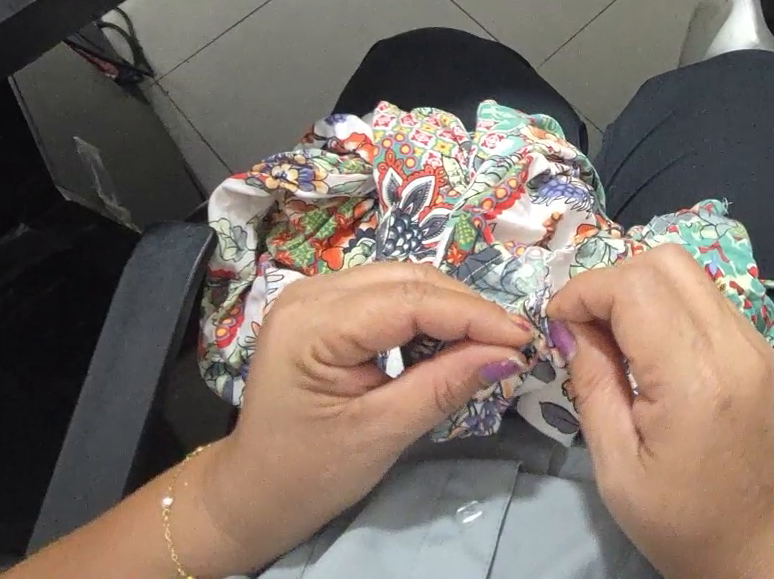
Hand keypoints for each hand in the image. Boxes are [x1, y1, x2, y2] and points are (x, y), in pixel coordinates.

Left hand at [194, 262, 534, 567]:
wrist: (250, 492)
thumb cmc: (308, 473)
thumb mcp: (381, 433)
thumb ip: (445, 385)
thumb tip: (510, 354)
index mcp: (313, 324)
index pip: (411, 301)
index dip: (474, 315)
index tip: (523, 338)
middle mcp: (313, 291)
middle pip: (410, 280)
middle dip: (467, 309)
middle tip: (513, 342)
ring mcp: (316, 291)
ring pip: (405, 280)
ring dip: (450, 308)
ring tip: (488, 341)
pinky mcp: (327, 302)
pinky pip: (390, 292)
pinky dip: (426, 312)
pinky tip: (448, 338)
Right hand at [548, 244, 773, 578]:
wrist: (762, 550)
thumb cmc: (682, 522)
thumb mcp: (616, 467)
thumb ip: (591, 382)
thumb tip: (569, 324)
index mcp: (695, 378)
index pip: (634, 287)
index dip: (585, 290)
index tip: (558, 320)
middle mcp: (732, 343)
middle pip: (662, 261)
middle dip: (611, 280)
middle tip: (585, 323)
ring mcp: (753, 339)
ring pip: (685, 268)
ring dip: (638, 283)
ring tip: (613, 328)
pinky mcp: (758, 344)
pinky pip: (703, 292)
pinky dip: (665, 297)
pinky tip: (648, 338)